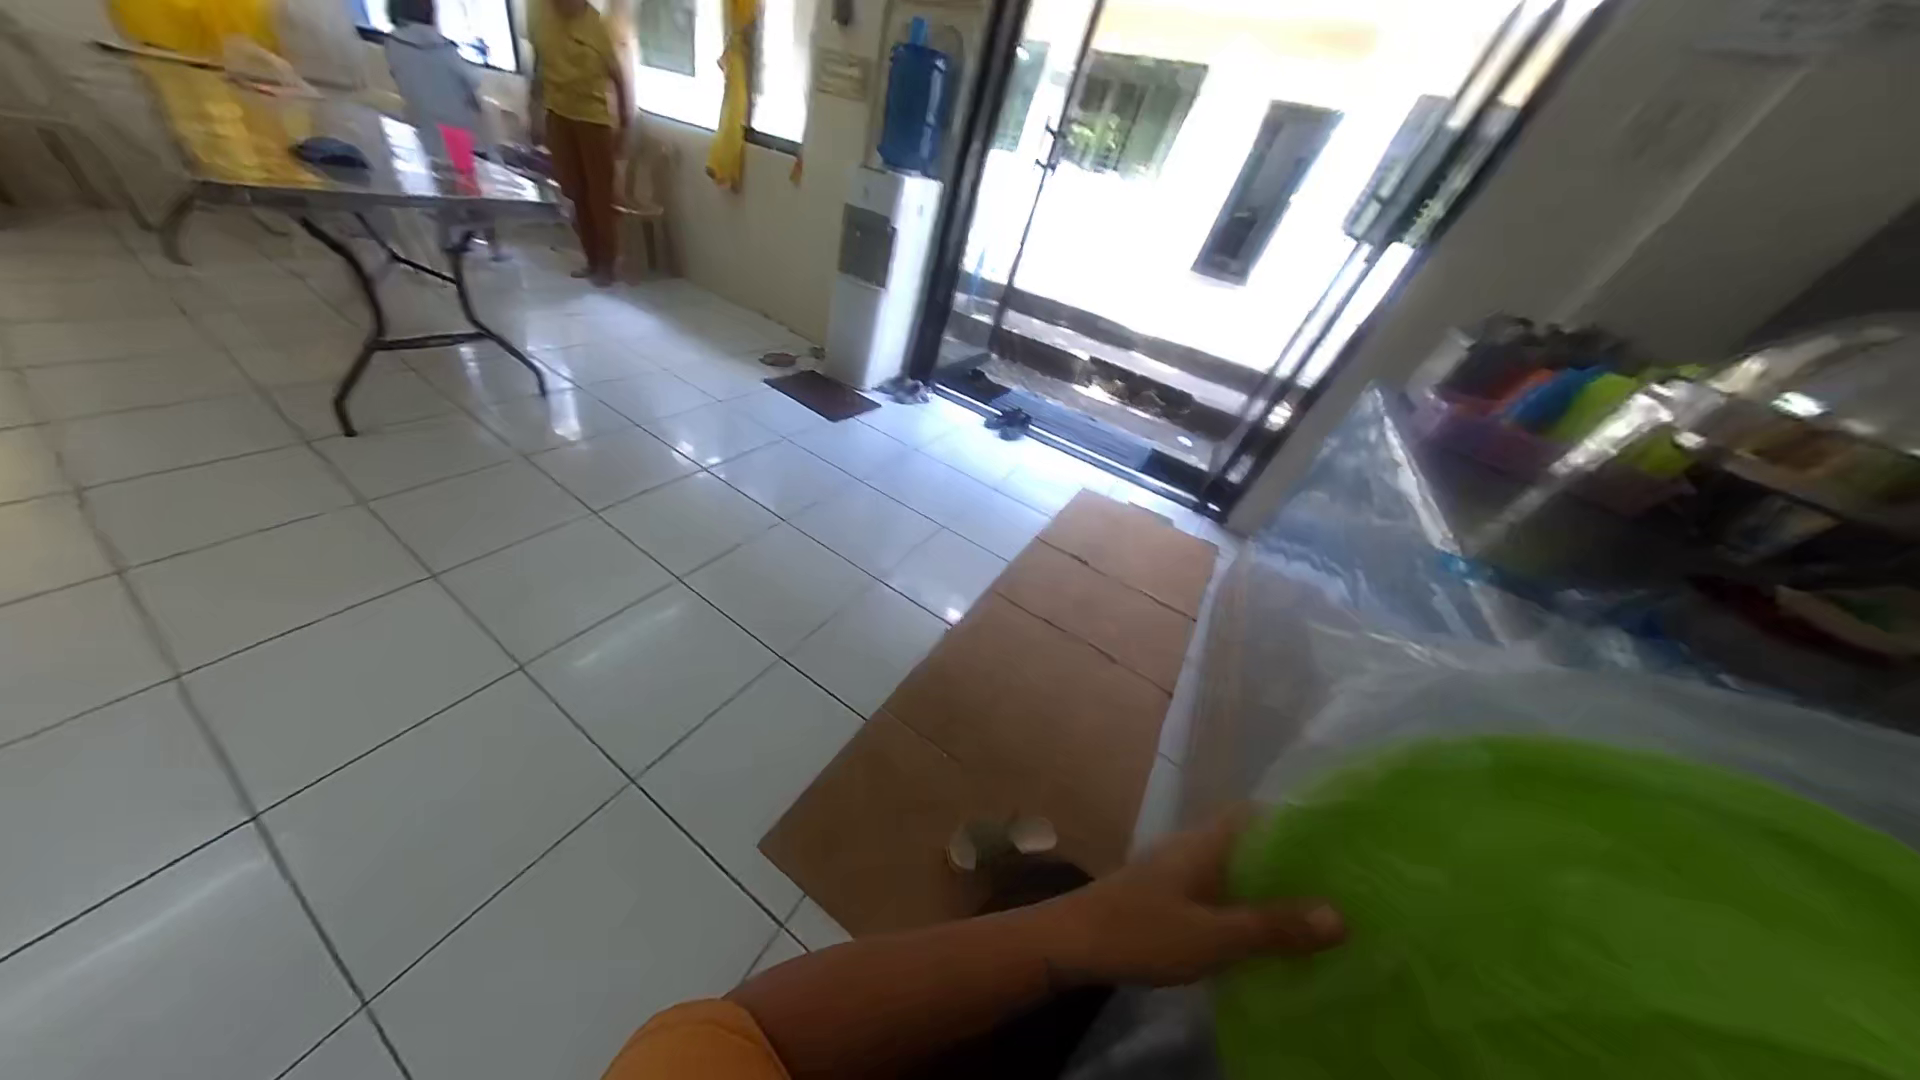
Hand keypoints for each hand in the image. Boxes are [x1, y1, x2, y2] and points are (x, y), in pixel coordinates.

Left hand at [1030, 807, 1343, 986]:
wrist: (1073, 942)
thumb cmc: (1142, 930)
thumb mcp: (1213, 936)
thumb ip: (1271, 926)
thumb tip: (1340, 914)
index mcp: (1203, 844)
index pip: (1253, 814)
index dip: (1292, 820)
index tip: (1338, 842)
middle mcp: (1191, 849)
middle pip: (1247, 843)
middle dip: (1288, 861)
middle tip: (1341, 886)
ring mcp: (1177, 872)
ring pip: (1233, 870)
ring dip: (1267, 886)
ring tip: (1316, 913)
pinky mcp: (1168, 897)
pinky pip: (1217, 892)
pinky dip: (1244, 905)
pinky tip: (1265, 935)